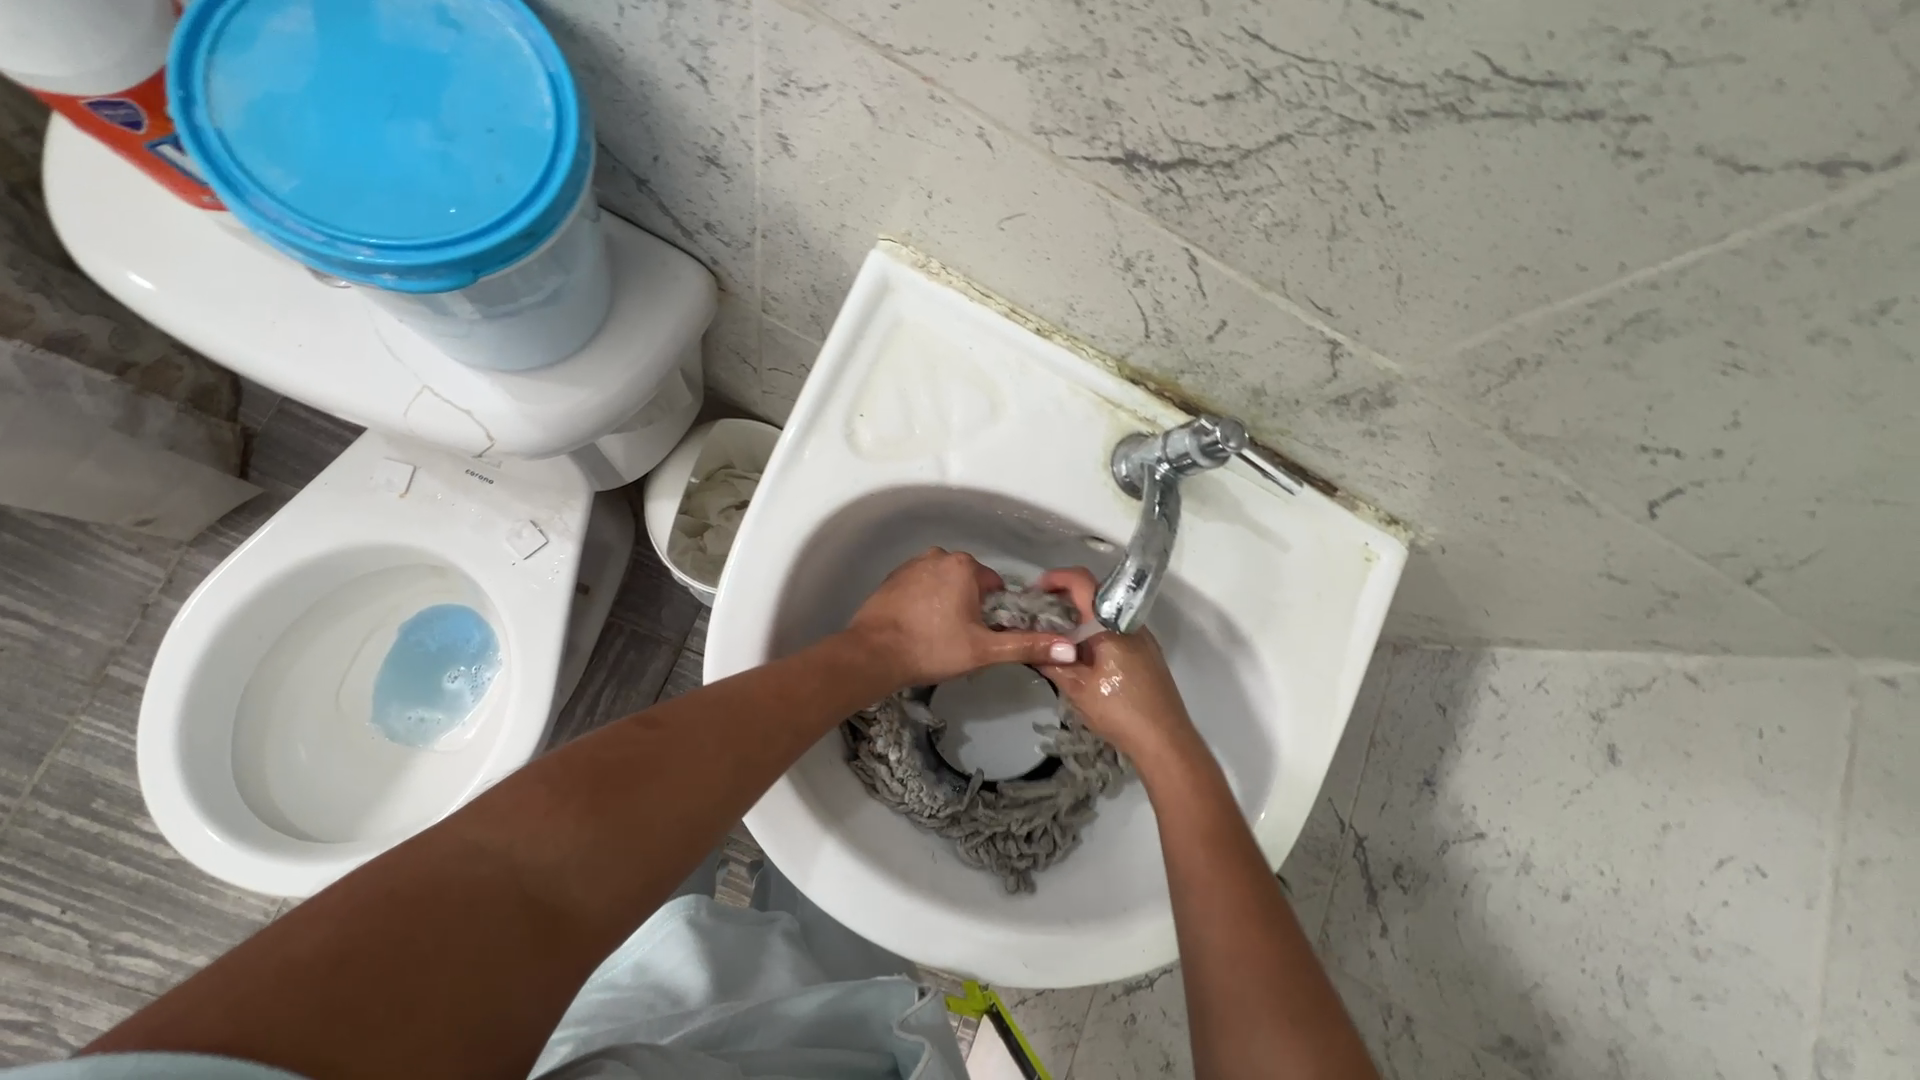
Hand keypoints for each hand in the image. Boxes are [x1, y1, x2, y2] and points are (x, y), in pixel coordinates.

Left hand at [845, 548, 1078, 688]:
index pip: (995, 585)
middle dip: (969, 608)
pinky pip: (920, 589)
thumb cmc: (932, 648)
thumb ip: (1026, 646)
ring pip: (943, 585)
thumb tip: (1069, 647)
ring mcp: (911, 565)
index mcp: (964, 566)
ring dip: (946, 605)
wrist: (872, 654)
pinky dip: (923, 605)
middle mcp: (938, 556)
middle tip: (960, 639)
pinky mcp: (891, 579)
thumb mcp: (984, 651)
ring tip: (939, 637)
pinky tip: (918, 629)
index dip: (993, 612)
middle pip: (969, 583)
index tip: (982, 635)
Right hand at [1033, 567, 1202, 761]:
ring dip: (1079, 618)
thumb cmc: (1120, 712)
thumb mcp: (1077, 689)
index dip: (1056, 578)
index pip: (1082, 583)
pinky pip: (1115, 631)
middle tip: (1038, 616)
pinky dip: (1093, 633)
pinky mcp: (1146, 654)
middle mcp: (1129, 624)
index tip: (1035, 590)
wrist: (1166, 742)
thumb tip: (1030, 646)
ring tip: (1053, 637)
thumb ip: (1052, 662)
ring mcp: (1141, 638)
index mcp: (1111, 625)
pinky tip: (1079, 654)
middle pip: (1094, 596)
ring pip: (1105, 615)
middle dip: (1063, 600)